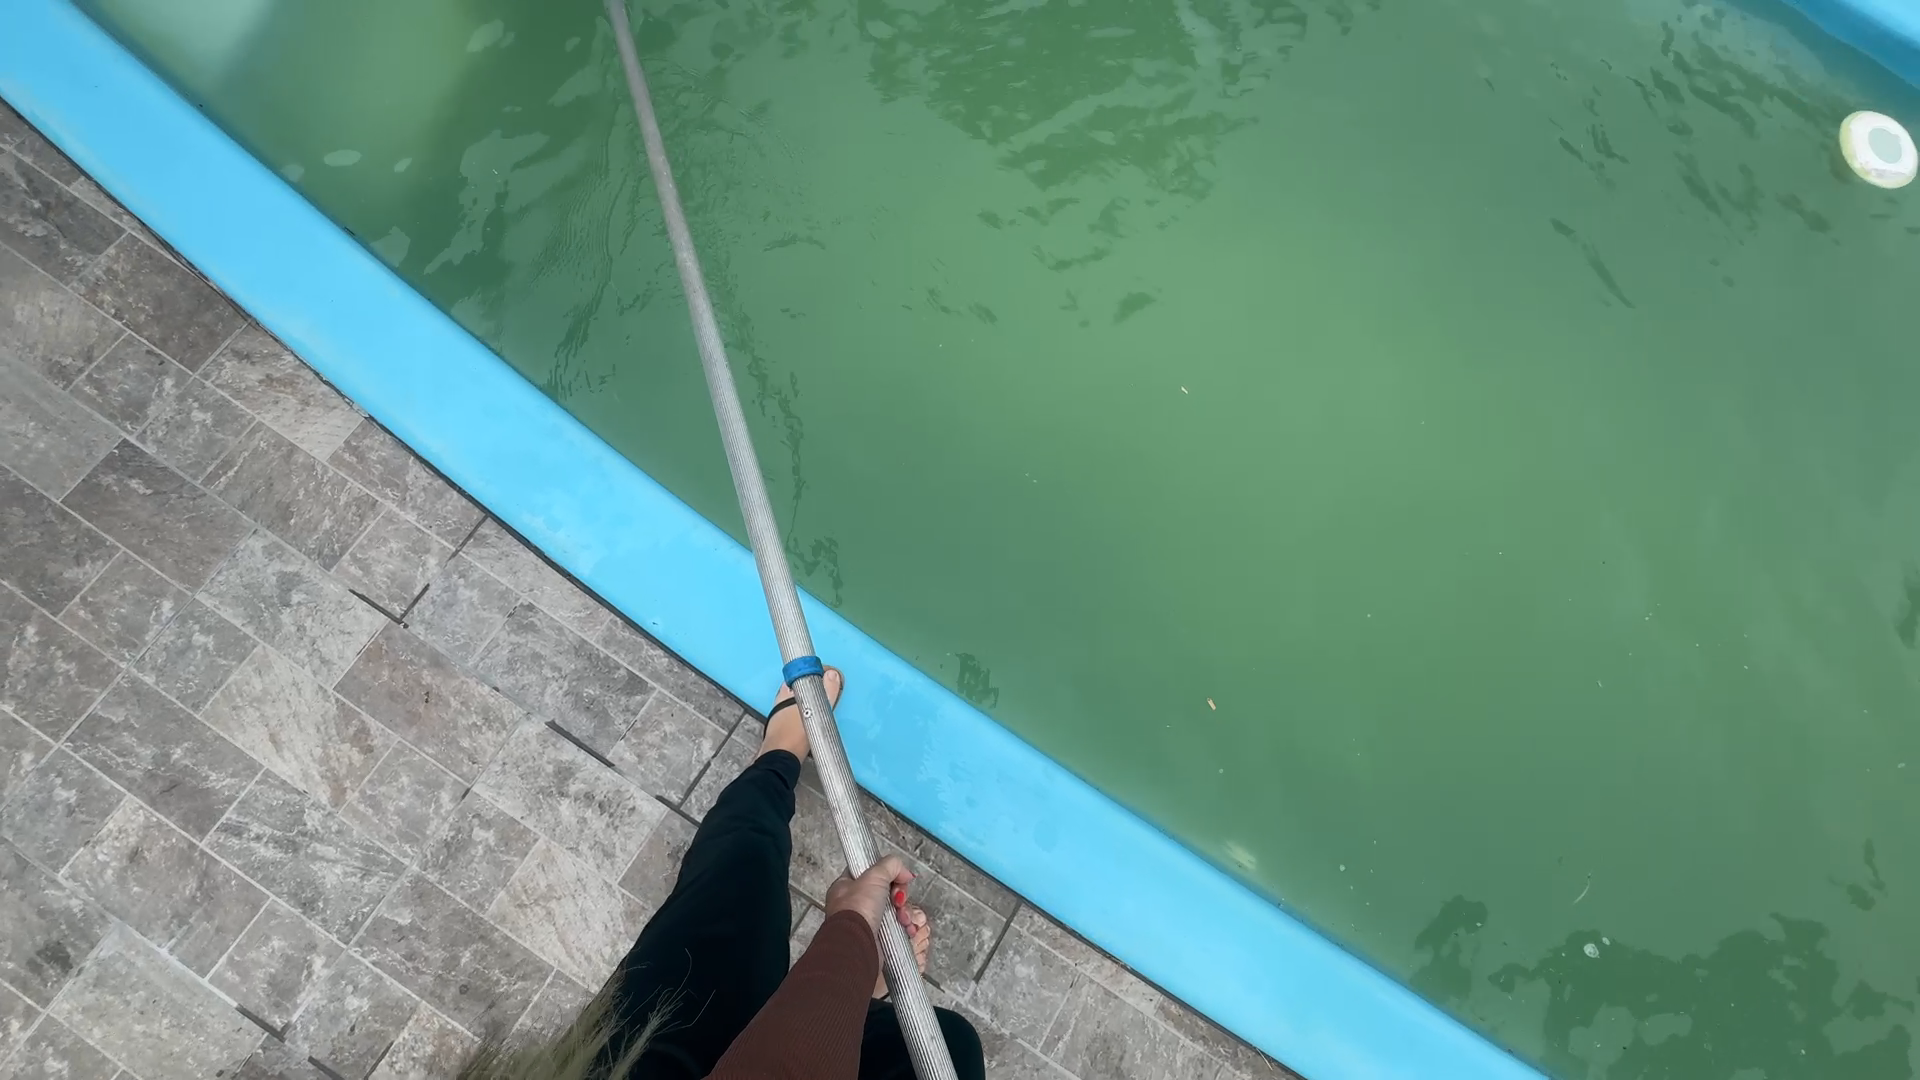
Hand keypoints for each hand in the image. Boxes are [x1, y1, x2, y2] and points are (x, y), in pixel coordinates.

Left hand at [824, 854, 914, 938]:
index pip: (872, 874)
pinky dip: (908, 929)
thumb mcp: (873, 876)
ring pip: (897, 912)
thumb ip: (890, 865)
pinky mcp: (880, 941)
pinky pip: (901, 930)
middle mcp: (857, 906)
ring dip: (906, 914)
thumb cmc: (855, 912)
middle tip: (899, 901)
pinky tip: (908, 929)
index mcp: (847, 887)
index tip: (898, 878)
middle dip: (901, 897)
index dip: (888, 875)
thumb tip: (903, 870)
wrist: (857, 947)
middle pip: (889, 894)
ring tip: (904, 919)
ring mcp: (869, 925)